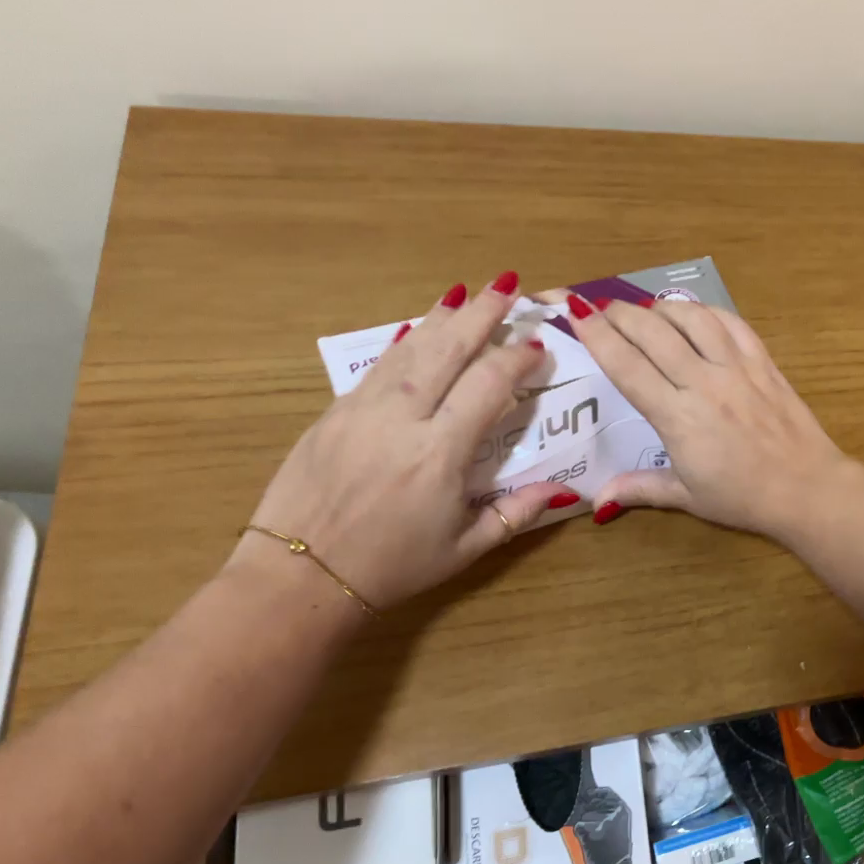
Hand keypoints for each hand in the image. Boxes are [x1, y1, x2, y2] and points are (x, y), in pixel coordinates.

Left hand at [235, 274, 582, 609]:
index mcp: (440, 453)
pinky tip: (416, 330)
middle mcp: (402, 419)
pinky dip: (403, 343)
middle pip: (447, 351)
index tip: (537, 345)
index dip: (516, 359)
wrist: (299, 576)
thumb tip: (563, 489)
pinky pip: (376, 367)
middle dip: (481, 315)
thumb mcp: (465, 549)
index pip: (487, 386)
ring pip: (408, 350)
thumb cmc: (392, 567)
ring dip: (441, 318)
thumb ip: (516, 513)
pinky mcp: (333, 413)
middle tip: (507, 287)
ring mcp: (361, 410)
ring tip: (465, 293)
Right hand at [565, 294, 852, 538]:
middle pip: (653, 332)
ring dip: (662, 307)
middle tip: (604, 310)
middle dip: (621, 313)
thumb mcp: (687, 496)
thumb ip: (640, 488)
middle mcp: (703, 383)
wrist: (806, 489)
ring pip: (693, 318)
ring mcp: (737, 368)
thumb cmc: (743, 498)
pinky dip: (707, 311)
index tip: (577, 313)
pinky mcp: (764, 362)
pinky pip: (732, 323)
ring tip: (646, 310)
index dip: (597, 335)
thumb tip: (595, 500)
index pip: (627, 365)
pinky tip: (694, 315)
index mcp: (677, 417)